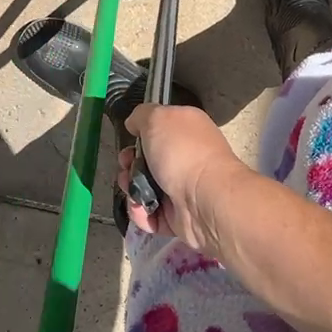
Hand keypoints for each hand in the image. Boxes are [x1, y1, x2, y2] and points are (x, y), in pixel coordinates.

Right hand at [116, 103, 249, 251]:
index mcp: (186, 130)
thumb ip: (141, 115)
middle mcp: (185, 157)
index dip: (140, 133)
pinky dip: (142, 213)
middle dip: (129, 164)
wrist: (206, 200)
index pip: (158, 128)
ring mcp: (181, 189)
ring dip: (132, 189)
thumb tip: (134, 125)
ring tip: (132, 192)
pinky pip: (150, 213)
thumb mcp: (157, 118)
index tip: (130, 138)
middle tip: (126, 167)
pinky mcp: (177, 216)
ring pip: (144, 187)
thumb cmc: (182, 152)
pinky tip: (142, 209)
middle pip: (146, 159)